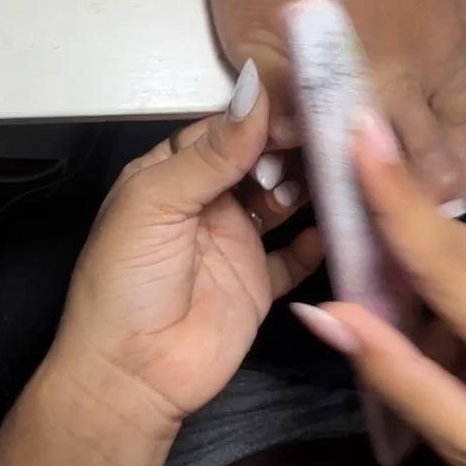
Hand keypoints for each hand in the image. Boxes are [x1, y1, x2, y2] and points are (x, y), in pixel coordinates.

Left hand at [49, 61, 326, 435]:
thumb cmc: (127, 280)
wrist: (131, 375)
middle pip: (258, 161)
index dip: (261, 119)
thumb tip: (254, 90)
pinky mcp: (258, 282)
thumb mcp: (158, 203)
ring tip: (338, 172)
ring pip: (282, 201)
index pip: (224, 131)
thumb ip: (211, 152)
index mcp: (171, 174)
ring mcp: (235, 242)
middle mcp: (206, 202)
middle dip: (290, 148)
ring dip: (306, 187)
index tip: (303, 108)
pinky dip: (316, 242)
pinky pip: (296, 256)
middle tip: (328, 138)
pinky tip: (335, 227)